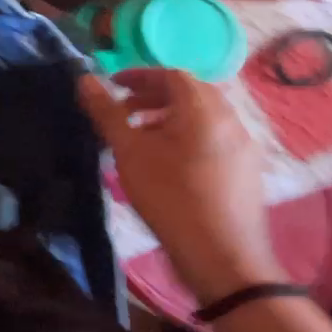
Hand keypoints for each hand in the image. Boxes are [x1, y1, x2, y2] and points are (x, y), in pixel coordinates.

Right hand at [79, 69, 285, 302]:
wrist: (221, 255)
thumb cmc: (169, 194)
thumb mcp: (129, 150)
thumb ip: (107, 111)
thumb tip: (85, 79)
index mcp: (205, 112)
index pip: (174, 75)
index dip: (140, 75)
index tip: (113, 87)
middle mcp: (231, 123)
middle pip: (193, 93)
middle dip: (154, 95)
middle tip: (123, 109)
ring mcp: (244, 148)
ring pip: (205, 116)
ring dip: (169, 115)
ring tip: (140, 135)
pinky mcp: (246, 171)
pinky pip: (214, 137)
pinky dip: (187, 133)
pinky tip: (167, 159)